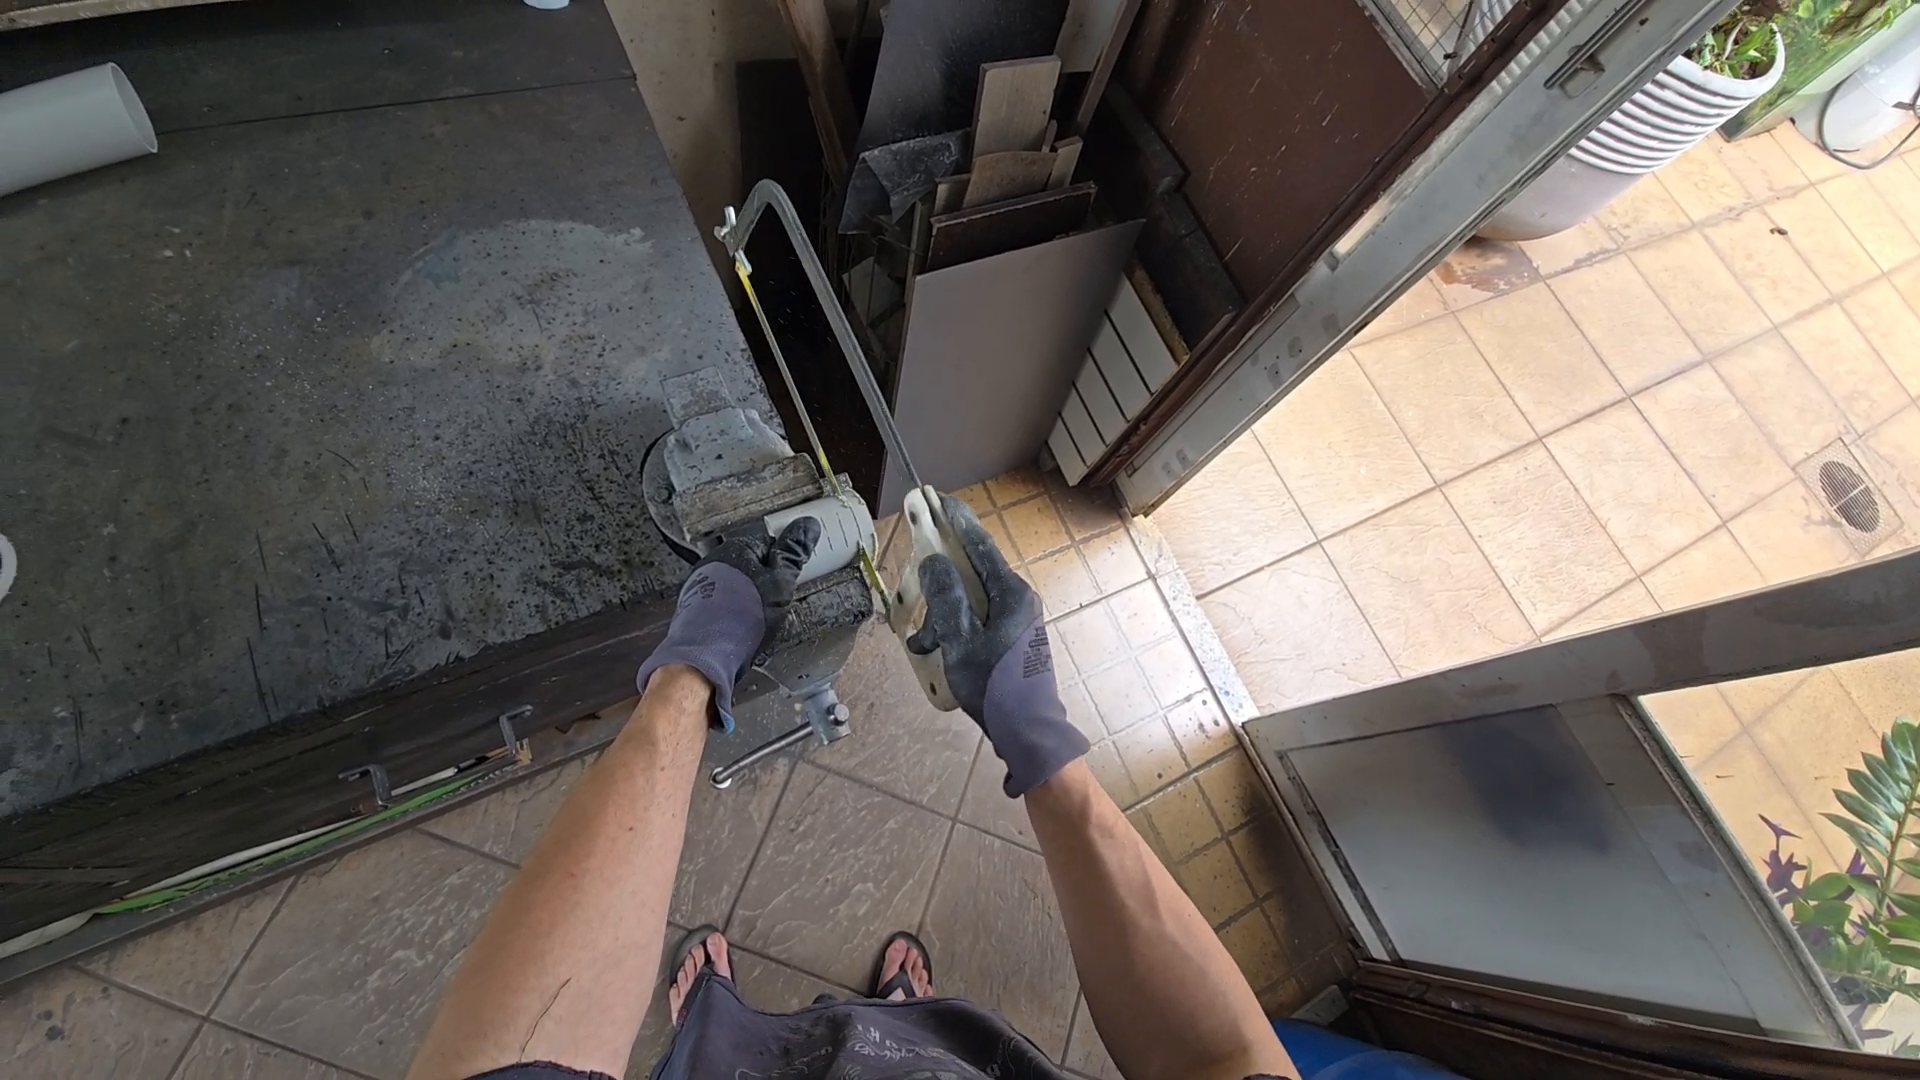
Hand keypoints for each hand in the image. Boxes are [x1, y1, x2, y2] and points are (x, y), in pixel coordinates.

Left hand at [636, 517, 820, 731]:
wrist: (705, 655)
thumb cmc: (744, 615)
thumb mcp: (780, 582)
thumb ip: (794, 553)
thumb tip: (808, 524)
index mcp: (735, 548)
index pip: (768, 543)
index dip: (784, 561)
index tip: (793, 576)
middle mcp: (713, 561)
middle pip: (750, 564)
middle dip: (765, 580)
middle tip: (778, 599)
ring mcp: (701, 585)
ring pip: (736, 585)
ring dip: (749, 597)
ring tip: (760, 617)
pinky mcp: (695, 608)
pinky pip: (723, 603)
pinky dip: (734, 612)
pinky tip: (743, 626)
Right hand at [909, 495, 1087, 795]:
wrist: (1029, 732)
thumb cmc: (995, 687)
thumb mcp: (961, 641)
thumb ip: (946, 598)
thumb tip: (934, 561)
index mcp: (1011, 593)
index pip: (979, 544)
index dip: (955, 520)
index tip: (937, 498)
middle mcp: (1017, 599)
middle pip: (971, 572)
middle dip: (938, 581)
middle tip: (914, 581)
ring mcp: (1016, 618)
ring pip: (970, 600)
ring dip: (942, 616)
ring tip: (920, 642)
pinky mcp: (1011, 637)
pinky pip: (976, 619)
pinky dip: (954, 630)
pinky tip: (935, 651)